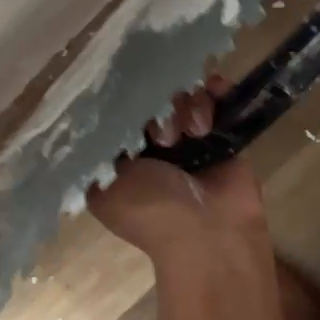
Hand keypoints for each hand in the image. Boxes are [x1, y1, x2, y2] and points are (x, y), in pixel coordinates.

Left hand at [87, 77, 267, 261]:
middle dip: (159, 111)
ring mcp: (189, 138)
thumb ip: (98, 152)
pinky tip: (217, 91)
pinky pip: (216, 96)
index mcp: (122, 161)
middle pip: (151, 101)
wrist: (210, 231)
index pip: (118, 115)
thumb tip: (105, 118)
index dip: (124, 106)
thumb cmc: (152, 211)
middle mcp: (153, 148)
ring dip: (188, 106)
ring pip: (182, 95)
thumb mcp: (105, 188)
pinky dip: (216, 88)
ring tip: (196, 131)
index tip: (132, 114)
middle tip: (166, 138)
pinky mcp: (221, 133)